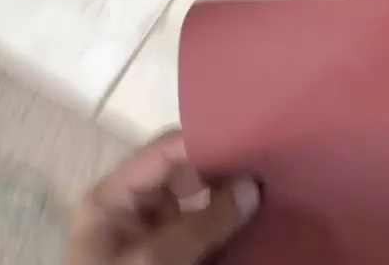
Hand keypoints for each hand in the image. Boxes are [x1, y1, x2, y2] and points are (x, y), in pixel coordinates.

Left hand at [66, 130, 259, 264]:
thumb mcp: (154, 263)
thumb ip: (205, 222)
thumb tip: (254, 186)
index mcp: (113, 199)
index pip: (168, 150)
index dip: (209, 140)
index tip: (255, 137)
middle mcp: (134, 211)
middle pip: (189, 174)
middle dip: (228, 171)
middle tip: (271, 165)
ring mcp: (153, 239)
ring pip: (202, 204)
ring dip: (234, 201)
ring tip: (275, 188)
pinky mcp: (174, 262)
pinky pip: (207, 235)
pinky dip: (231, 230)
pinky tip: (262, 222)